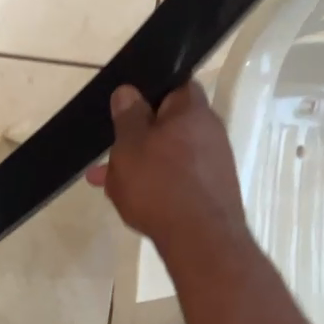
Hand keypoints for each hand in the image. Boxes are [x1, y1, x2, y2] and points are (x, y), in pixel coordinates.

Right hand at [87, 82, 247, 256]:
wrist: (199, 238)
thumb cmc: (158, 185)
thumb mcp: (130, 146)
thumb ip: (128, 116)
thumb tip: (128, 90)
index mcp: (191, 111)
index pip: (175, 85)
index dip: (149, 93)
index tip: (125, 110)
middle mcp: (210, 130)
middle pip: (168, 123)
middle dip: (137, 137)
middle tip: (109, 155)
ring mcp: (214, 160)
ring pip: (168, 153)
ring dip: (140, 163)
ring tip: (110, 184)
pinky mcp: (211, 187)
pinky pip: (177, 175)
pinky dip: (155, 182)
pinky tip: (135, 199)